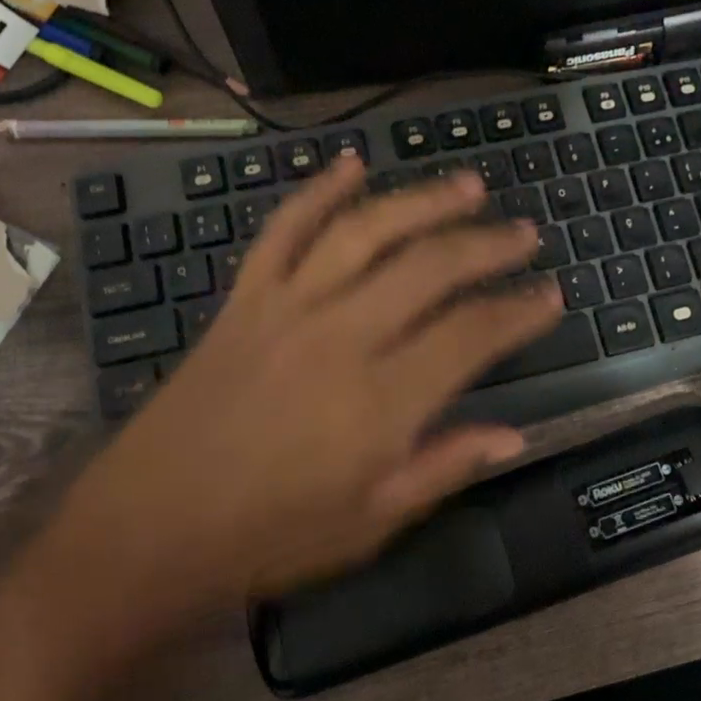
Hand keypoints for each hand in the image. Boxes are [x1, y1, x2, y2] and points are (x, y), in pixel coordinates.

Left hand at [22, 158, 561, 646]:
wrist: (150, 528)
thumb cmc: (270, 537)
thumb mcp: (371, 523)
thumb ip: (444, 468)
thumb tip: (515, 435)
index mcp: (381, 401)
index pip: (471, 334)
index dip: (519, 311)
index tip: (550, 296)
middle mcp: (341, 336)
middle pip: (430, 267)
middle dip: (488, 245)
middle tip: (525, 233)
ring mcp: (287, 308)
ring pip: (366, 232)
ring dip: (422, 201)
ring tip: (468, 186)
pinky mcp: (244, 300)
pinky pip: (283, 231)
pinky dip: (317, 192)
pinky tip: (349, 163)